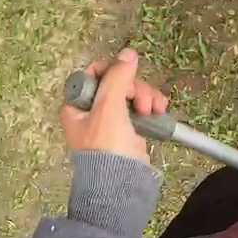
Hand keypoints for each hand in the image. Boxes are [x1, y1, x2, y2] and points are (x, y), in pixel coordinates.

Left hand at [59, 48, 168, 162]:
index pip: (94, 74)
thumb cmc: (108, 145)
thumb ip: (117, 77)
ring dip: (146, 97)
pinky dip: (150, 107)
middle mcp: (90, 110)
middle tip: (145, 103)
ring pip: (131, 94)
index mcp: (76, 104)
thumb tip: (128, 53)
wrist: (121, 184)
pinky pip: (139, 108)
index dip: (113, 72)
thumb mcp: (109, 107)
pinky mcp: (127, 130)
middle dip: (136, 88)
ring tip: (156, 110)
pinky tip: (160, 112)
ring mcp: (110, 121)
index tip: (127, 80)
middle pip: (116, 83)